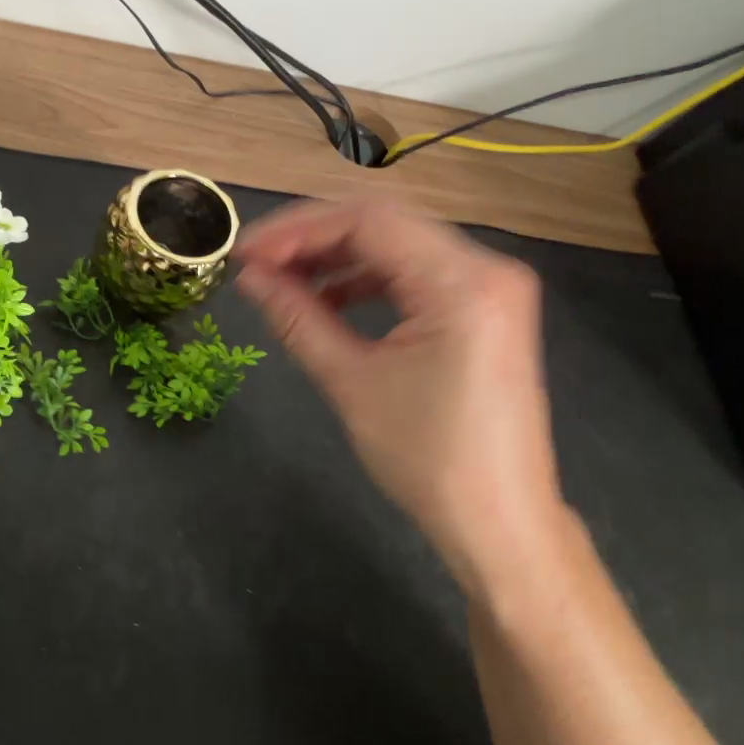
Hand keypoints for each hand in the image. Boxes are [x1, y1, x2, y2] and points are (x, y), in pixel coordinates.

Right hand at [233, 198, 568, 593]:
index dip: (296, 230)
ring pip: (396, 246)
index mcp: (462, 282)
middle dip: (311, 239)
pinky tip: (326, 301)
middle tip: (255, 262)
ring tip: (281, 281)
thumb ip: (297, 317)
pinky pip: (414, 274)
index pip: (367, 222)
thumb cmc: (428, 457)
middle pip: (383, 225)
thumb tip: (248, 277)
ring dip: (335, 258)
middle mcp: (485, 269)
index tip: (244, 253)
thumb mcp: (351, 381)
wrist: (500, 521)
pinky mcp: (482, 310)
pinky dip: (365, 280)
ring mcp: (489, 288)